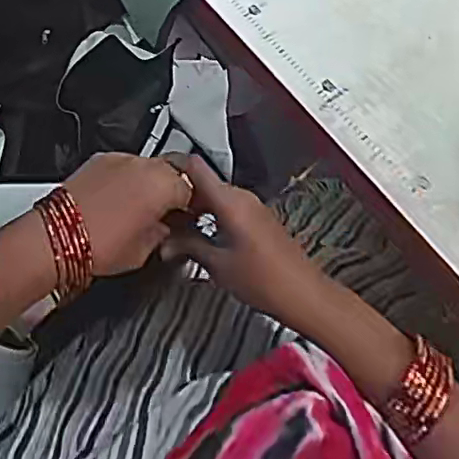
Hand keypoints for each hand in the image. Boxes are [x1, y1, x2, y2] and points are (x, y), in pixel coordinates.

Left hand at [63, 153, 195, 276]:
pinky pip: (124, 164)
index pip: (192, 188)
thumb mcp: (144, 250)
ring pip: (149, 165)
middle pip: (175, 169)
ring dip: (151, 181)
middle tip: (170, 208)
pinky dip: (127, 178)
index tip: (189, 214)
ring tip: (141, 206)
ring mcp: (121, 159)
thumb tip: (164, 229)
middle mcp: (144, 166)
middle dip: (175, 187)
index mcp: (163, 185)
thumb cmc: (95, 245)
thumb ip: (163, 233)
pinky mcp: (100, 160)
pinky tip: (119, 199)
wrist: (55, 238)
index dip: (193, 204)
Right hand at [160, 157, 339, 333]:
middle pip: (204, 182)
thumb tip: (168, 242)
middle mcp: (242, 197)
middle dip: (181, 196)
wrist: (302, 293)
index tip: (156, 175)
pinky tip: (203, 235)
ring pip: (216, 196)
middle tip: (161, 212)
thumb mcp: (217, 265)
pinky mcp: (258, 218)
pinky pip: (229, 207)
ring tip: (177, 227)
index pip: (196, 166)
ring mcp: (252, 207)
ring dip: (197, 207)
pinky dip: (212, 215)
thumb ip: (189, 247)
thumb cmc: (265, 280)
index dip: (174, 165)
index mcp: (230, 201)